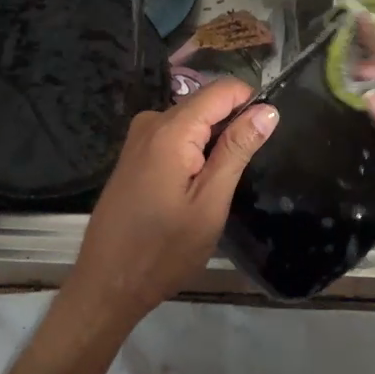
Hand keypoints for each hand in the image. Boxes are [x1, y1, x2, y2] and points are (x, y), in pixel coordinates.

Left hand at [61, 78, 279, 325]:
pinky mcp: (134, 153)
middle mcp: (151, 122)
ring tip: (220, 182)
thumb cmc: (163, 250)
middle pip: (204, 102)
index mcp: (171, 130)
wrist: (107, 283)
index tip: (266, 132)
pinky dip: (193, 149)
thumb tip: (267, 110)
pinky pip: (174, 134)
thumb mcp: (210, 203)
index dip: (250, 102)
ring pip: (190, 119)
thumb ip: (237, 150)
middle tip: (244, 167)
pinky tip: (195, 185)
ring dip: (212, 140)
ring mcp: (138, 137)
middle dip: (231, 124)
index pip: (221, 90)